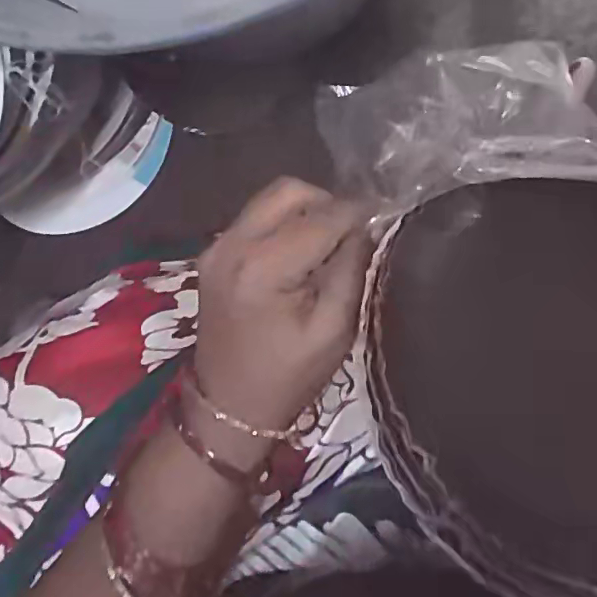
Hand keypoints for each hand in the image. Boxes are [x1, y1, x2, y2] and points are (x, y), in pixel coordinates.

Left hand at [193, 178, 370, 437]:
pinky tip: (301, 250)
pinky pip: (255, 216)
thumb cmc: (286, 377)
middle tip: (352, 229)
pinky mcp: (213, 251)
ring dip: (305, 208)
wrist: (227, 406)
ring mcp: (216, 245)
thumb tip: (366, 227)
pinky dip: (284, 221)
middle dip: (327, 201)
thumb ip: (351, 270)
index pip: (320, 218)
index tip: (383, 213)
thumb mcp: (333, 330)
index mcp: (262, 268)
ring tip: (329, 239)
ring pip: (270, 198)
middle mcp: (232, 244)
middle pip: (288, 190)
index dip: (356, 212)